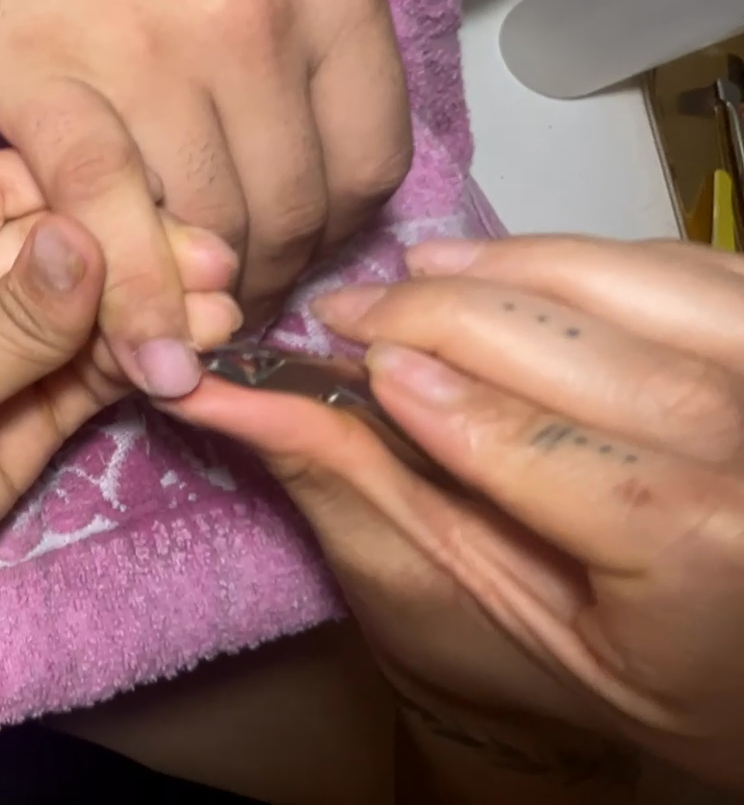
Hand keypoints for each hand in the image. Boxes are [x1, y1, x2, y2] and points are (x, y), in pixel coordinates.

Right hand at [0, 0, 409, 395]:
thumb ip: (295, 58)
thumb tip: (295, 182)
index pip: (367, 166)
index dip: (328, 246)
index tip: (280, 270)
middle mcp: (256, 20)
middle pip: (285, 208)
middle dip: (254, 282)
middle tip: (212, 308)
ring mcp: (154, 57)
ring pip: (203, 225)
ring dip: (194, 295)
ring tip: (171, 316)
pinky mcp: (54, 93)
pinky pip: (110, 215)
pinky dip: (129, 298)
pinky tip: (143, 354)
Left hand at [0, 150, 240, 663]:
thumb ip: (9, 323)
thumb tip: (90, 232)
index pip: (3, 192)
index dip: (79, 191)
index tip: (162, 206)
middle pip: (55, 251)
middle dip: (130, 257)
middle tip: (218, 270)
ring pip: (82, 315)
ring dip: (148, 313)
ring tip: (223, 314)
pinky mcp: (22, 413)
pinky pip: (88, 373)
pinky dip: (137, 365)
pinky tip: (194, 353)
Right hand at [170, 236, 743, 789]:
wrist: (657, 639)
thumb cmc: (522, 640)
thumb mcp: (423, 577)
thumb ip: (331, 475)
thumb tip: (206, 392)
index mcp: (735, 624)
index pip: (647, 507)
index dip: (495, 427)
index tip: (369, 372)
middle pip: (658, 381)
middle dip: (471, 325)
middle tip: (352, 310)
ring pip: (686, 303)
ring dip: (527, 269)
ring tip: (419, 270)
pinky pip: (706, 272)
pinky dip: (593, 257)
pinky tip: (505, 272)